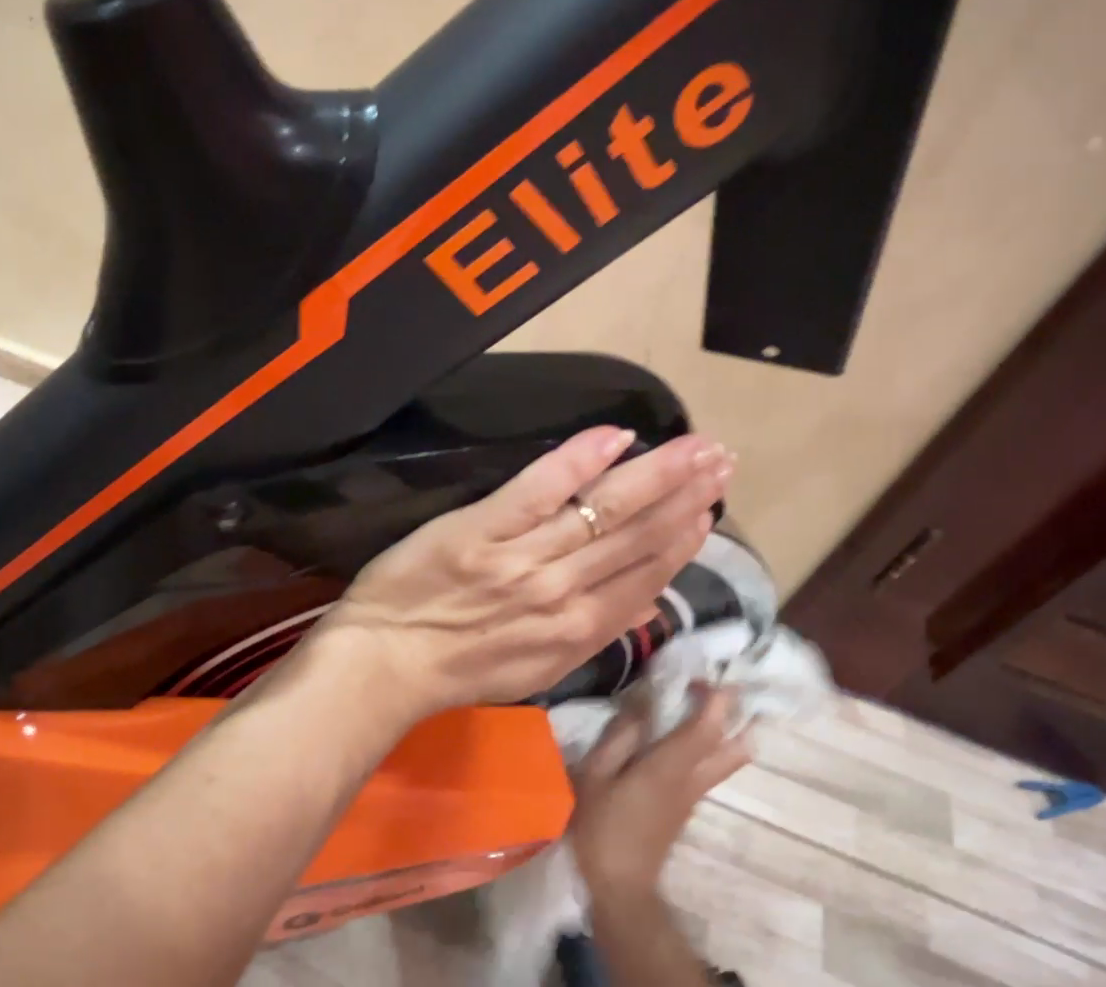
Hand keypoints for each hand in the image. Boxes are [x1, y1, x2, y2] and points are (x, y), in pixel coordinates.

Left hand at [304, 427, 732, 720]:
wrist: (384, 664)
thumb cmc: (456, 669)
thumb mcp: (537, 668)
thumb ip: (594, 633)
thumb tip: (650, 600)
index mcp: (578, 632)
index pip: (646, 577)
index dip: (684, 541)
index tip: (711, 511)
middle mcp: (562, 594)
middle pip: (637, 538)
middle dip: (685, 497)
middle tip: (721, 461)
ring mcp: (523, 560)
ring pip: (603, 513)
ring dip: (655, 476)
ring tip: (694, 449)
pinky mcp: (481, 531)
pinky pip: (539, 490)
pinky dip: (578, 461)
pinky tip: (615, 436)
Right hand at [573, 684, 753, 900]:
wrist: (620, 887)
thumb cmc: (601, 828)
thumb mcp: (595, 778)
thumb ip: (618, 740)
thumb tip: (639, 707)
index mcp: (668, 768)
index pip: (704, 728)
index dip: (714, 700)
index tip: (709, 676)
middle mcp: (689, 780)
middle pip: (730, 748)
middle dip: (735, 717)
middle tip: (725, 689)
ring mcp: (691, 797)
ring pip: (723, 761)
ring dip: (726, 734)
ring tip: (712, 709)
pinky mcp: (683, 809)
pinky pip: (707, 771)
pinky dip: (709, 750)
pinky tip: (688, 741)